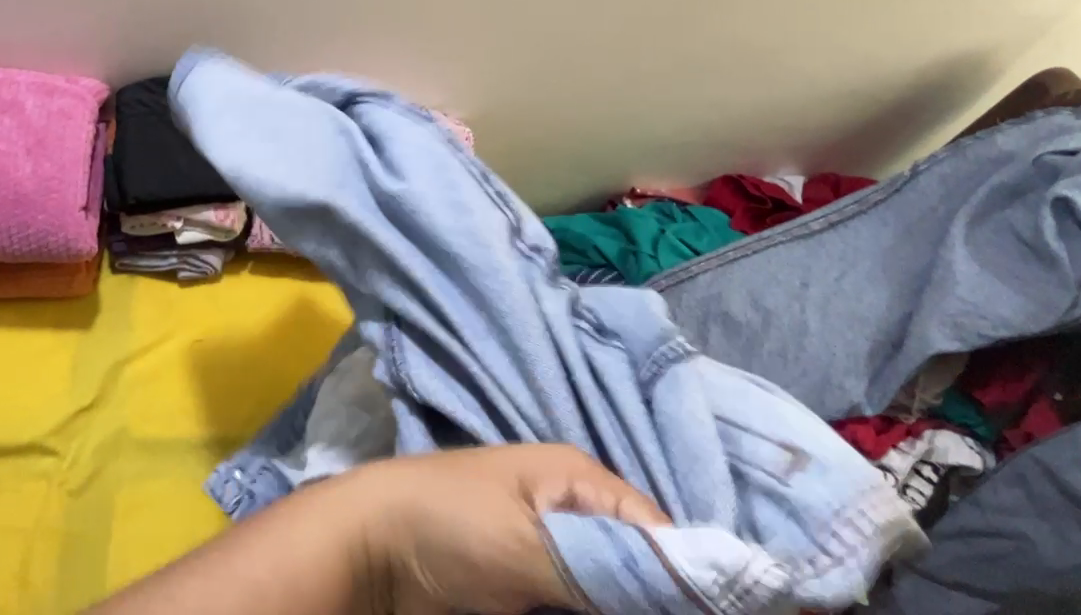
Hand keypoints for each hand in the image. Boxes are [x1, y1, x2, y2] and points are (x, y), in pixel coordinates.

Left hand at [344, 445, 670, 614]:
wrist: (366, 548)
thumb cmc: (449, 526)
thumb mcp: (531, 549)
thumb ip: (611, 575)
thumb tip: (696, 590)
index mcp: (576, 479)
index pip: (660, 533)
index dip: (692, 579)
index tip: (714, 613)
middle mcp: (569, 511)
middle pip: (638, 569)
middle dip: (652, 600)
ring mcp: (546, 551)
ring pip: (609, 594)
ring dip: (616, 608)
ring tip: (573, 612)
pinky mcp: (525, 585)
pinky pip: (573, 605)